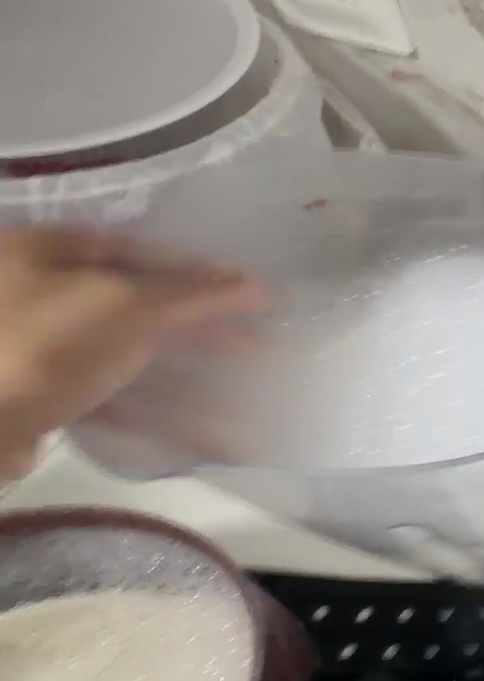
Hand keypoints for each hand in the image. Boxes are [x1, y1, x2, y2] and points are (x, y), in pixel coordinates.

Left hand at [0, 227, 267, 477]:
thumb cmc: (43, 344)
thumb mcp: (128, 304)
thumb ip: (197, 291)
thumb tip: (257, 283)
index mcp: (34, 253)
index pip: (133, 249)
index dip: (199, 269)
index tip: (252, 294)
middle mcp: (26, 292)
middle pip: (135, 303)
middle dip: (202, 327)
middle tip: (260, 343)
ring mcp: (30, 346)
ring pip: (130, 353)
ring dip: (191, 374)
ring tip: (246, 394)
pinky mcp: (37, 393)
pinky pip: (114, 396)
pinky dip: (163, 412)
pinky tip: (207, 432)